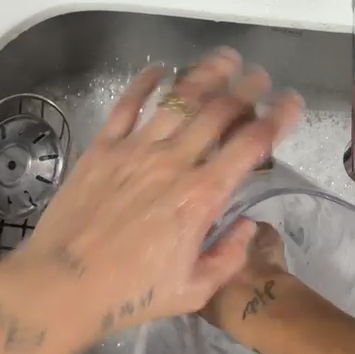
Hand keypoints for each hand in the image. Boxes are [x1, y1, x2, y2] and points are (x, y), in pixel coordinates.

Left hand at [0, 49, 302, 353]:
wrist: (63, 285)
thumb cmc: (131, 294)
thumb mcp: (194, 290)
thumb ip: (229, 256)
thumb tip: (248, 224)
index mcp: (201, 196)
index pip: (251, 144)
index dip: (277, 117)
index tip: (291, 103)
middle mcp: (174, 163)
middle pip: (219, 111)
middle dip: (247, 87)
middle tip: (260, 75)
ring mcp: (136, 150)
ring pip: (179, 100)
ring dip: (206, 74)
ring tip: (225, 59)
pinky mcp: (102, 148)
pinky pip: (127, 105)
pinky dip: (145, 82)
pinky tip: (159, 69)